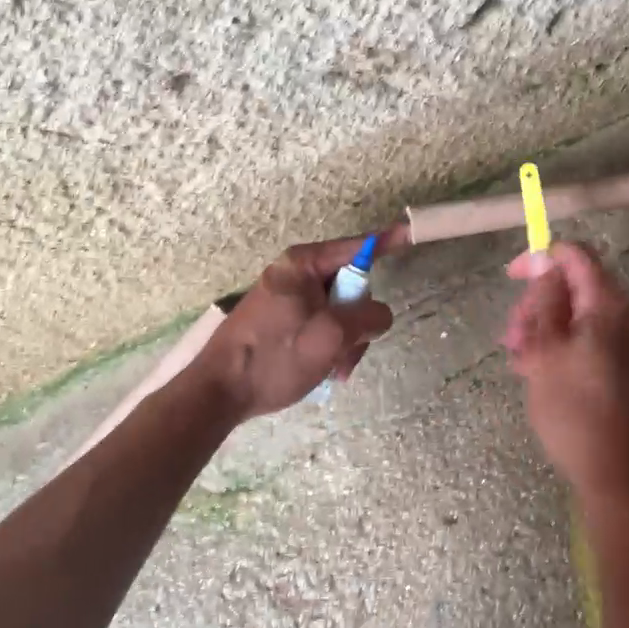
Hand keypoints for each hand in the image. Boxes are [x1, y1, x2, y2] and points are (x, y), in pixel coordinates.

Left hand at [200, 232, 399, 417]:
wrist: (217, 395)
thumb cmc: (274, 357)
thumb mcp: (331, 335)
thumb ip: (368, 317)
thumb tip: (378, 315)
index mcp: (303, 264)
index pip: (358, 247)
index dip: (388, 242)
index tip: (411, 233)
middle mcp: (295, 274)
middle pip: (351, 286)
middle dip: (359, 322)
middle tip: (350, 352)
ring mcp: (286, 298)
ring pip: (339, 312)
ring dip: (346, 342)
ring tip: (334, 371)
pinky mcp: (280, 322)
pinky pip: (320, 325)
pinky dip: (329, 347)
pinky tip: (322, 372)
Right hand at [503, 241, 628, 499]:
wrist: (616, 473)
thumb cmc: (575, 409)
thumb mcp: (546, 350)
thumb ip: (545, 300)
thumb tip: (547, 263)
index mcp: (606, 304)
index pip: (575, 255)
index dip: (541, 257)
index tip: (511, 277)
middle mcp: (619, 316)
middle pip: (573, 285)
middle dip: (537, 302)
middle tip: (513, 335)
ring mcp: (621, 343)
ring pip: (573, 316)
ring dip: (542, 329)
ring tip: (520, 362)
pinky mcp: (617, 368)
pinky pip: (582, 341)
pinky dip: (556, 348)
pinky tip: (536, 375)